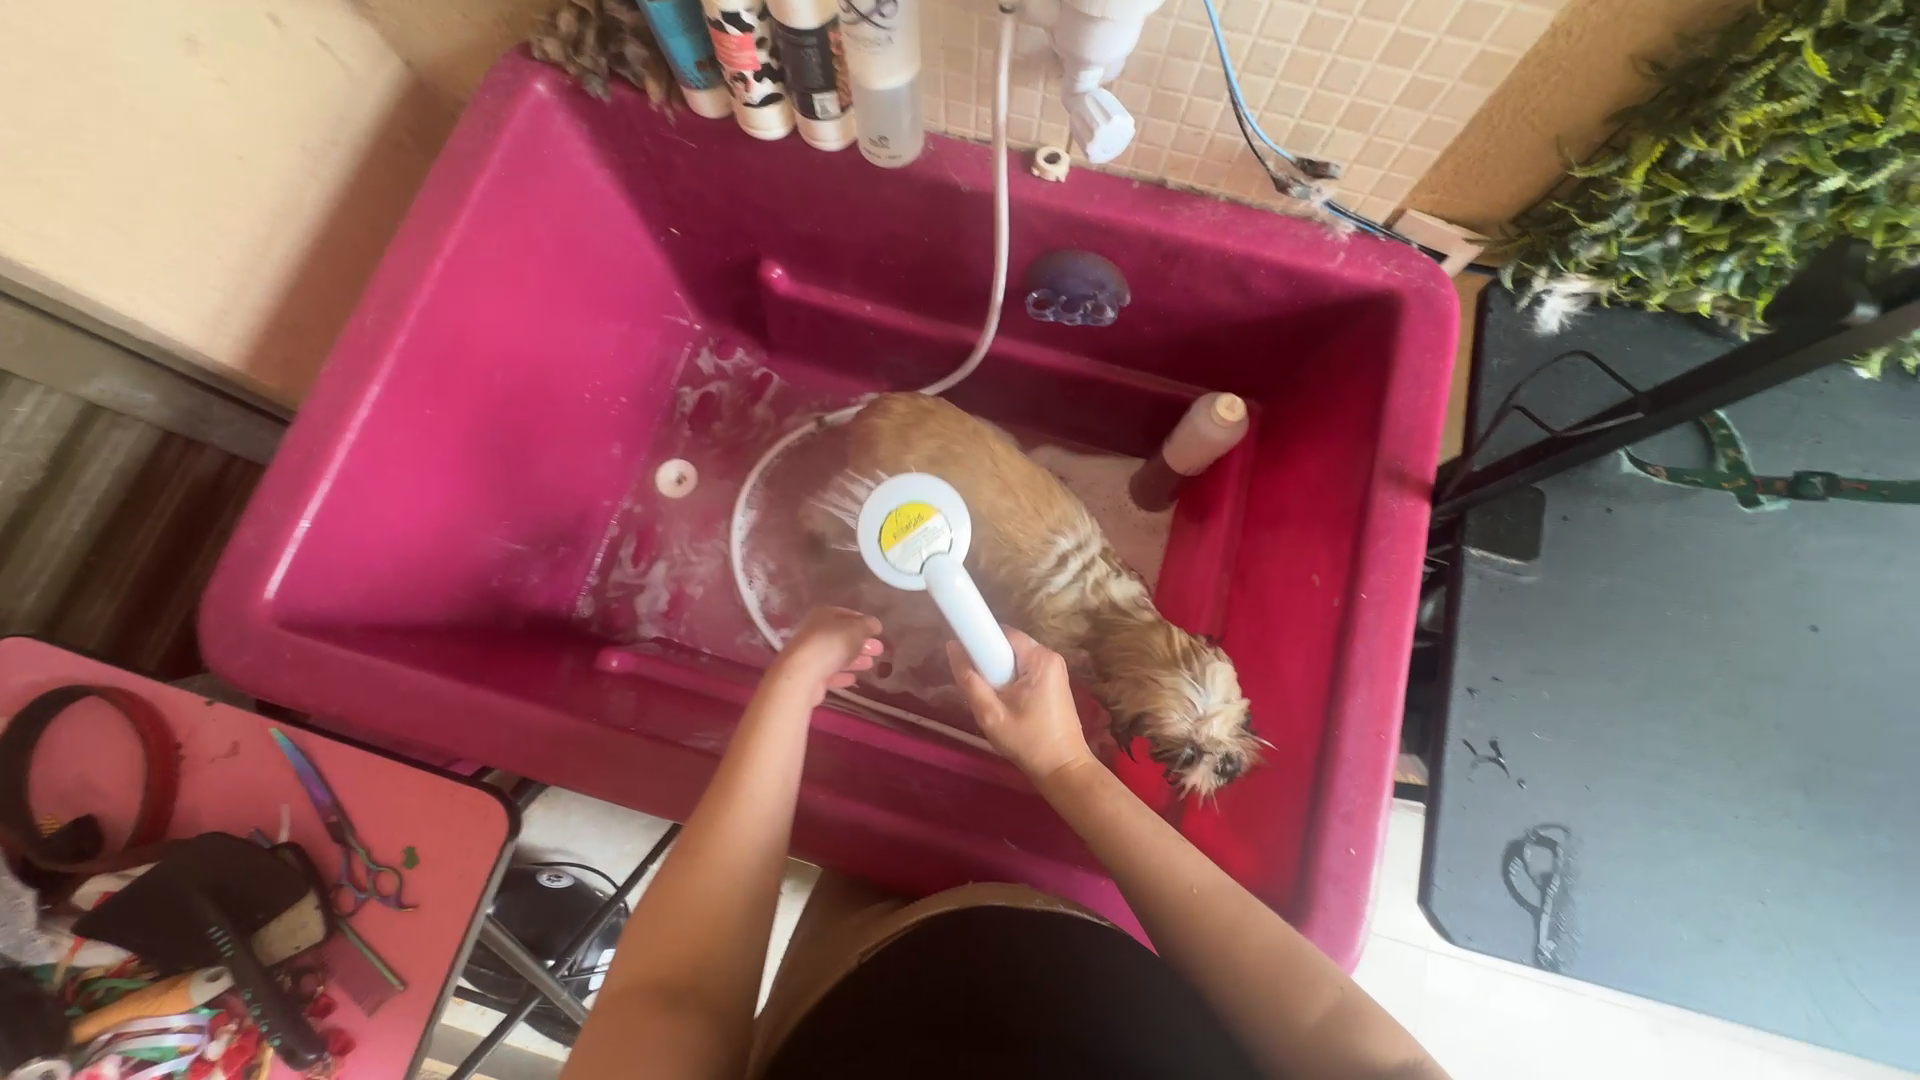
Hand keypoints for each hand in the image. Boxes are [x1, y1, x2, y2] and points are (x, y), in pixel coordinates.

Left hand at [770, 607, 882, 704]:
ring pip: (837, 655)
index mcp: (824, 615)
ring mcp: (811, 654)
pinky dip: (842, 675)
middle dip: (861, 642)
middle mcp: (815, 632)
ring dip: (854, 659)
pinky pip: (830, 673)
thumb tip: (875, 625)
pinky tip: (853, 679)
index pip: (847, 615)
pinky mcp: (810, 675)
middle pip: (842, 636)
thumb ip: (869, 625)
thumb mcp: (857, 629)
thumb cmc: (832, 644)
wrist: (802, 674)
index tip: (877, 632)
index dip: (863, 622)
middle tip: (879, 650)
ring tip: (871, 665)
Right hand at [946, 628, 1092, 783]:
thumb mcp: (991, 714)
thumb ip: (969, 679)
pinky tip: (1008, 706)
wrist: (1063, 769)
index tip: (966, 660)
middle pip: (1008, 646)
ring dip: (1000, 675)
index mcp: (1040, 658)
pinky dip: (1011, 682)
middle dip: (990, 662)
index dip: (981, 641)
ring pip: (1015, 660)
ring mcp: (1055, 670)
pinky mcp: (1054, 683)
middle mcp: (1051, 657)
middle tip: (981, 689)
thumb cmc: (1028, 742)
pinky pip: (1025, 671)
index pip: (1002, 633)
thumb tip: (952, 647)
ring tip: (994, 702)